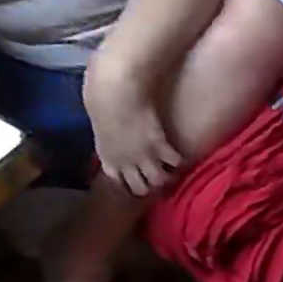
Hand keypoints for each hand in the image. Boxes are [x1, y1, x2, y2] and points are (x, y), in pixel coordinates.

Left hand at [83, 53, 181, 195]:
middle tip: (157, 176)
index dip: (128, 182)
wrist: (116, 92)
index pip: (119, 181)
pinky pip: (176, 163)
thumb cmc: (101, 100)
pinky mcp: (162, 148)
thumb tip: (118, 138)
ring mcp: (145, 156)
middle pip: (141, 188)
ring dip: (167, 176)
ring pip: (160, 181)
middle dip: (149, 185)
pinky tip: (181, 156)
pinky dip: (180, 161)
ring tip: (172, 170)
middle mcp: (126, 162)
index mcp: (107, 156)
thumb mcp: (100, 125)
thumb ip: (110, 138)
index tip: (136, 177)